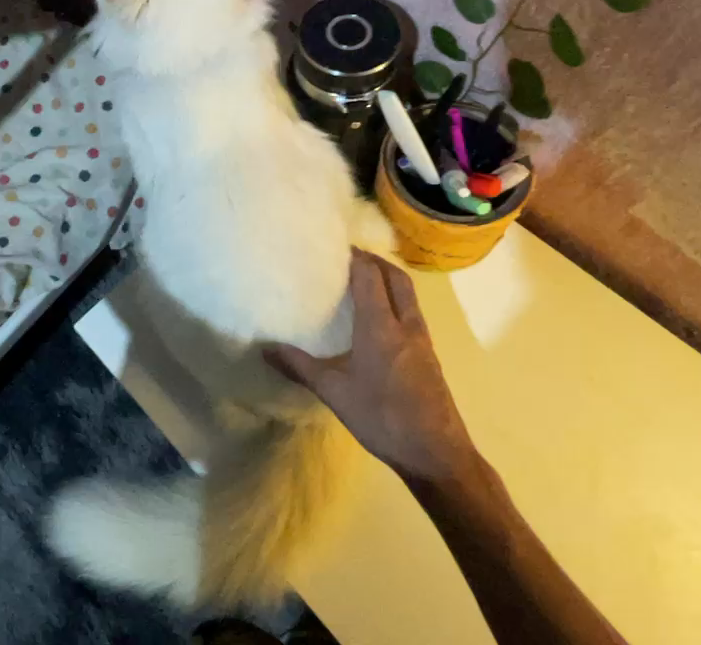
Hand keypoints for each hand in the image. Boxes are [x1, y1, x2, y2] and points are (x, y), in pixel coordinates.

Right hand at [265, 249, 475, 481]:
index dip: (355, 257)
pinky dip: (395, 302)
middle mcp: (405, 325)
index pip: (370, 276)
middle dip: (375, 262)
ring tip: (361, 282)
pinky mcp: (428, 357)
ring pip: (408, 296)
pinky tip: (378, 320)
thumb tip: (264, 349)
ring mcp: (422, 341)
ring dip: (388, 281)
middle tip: (349, 258)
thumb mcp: (334, 392)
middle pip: (396, 278)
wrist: (436, 454)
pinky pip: (412, 314)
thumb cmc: (382, 417)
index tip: (334, 247)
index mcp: (381, 327)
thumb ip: (299, 366)